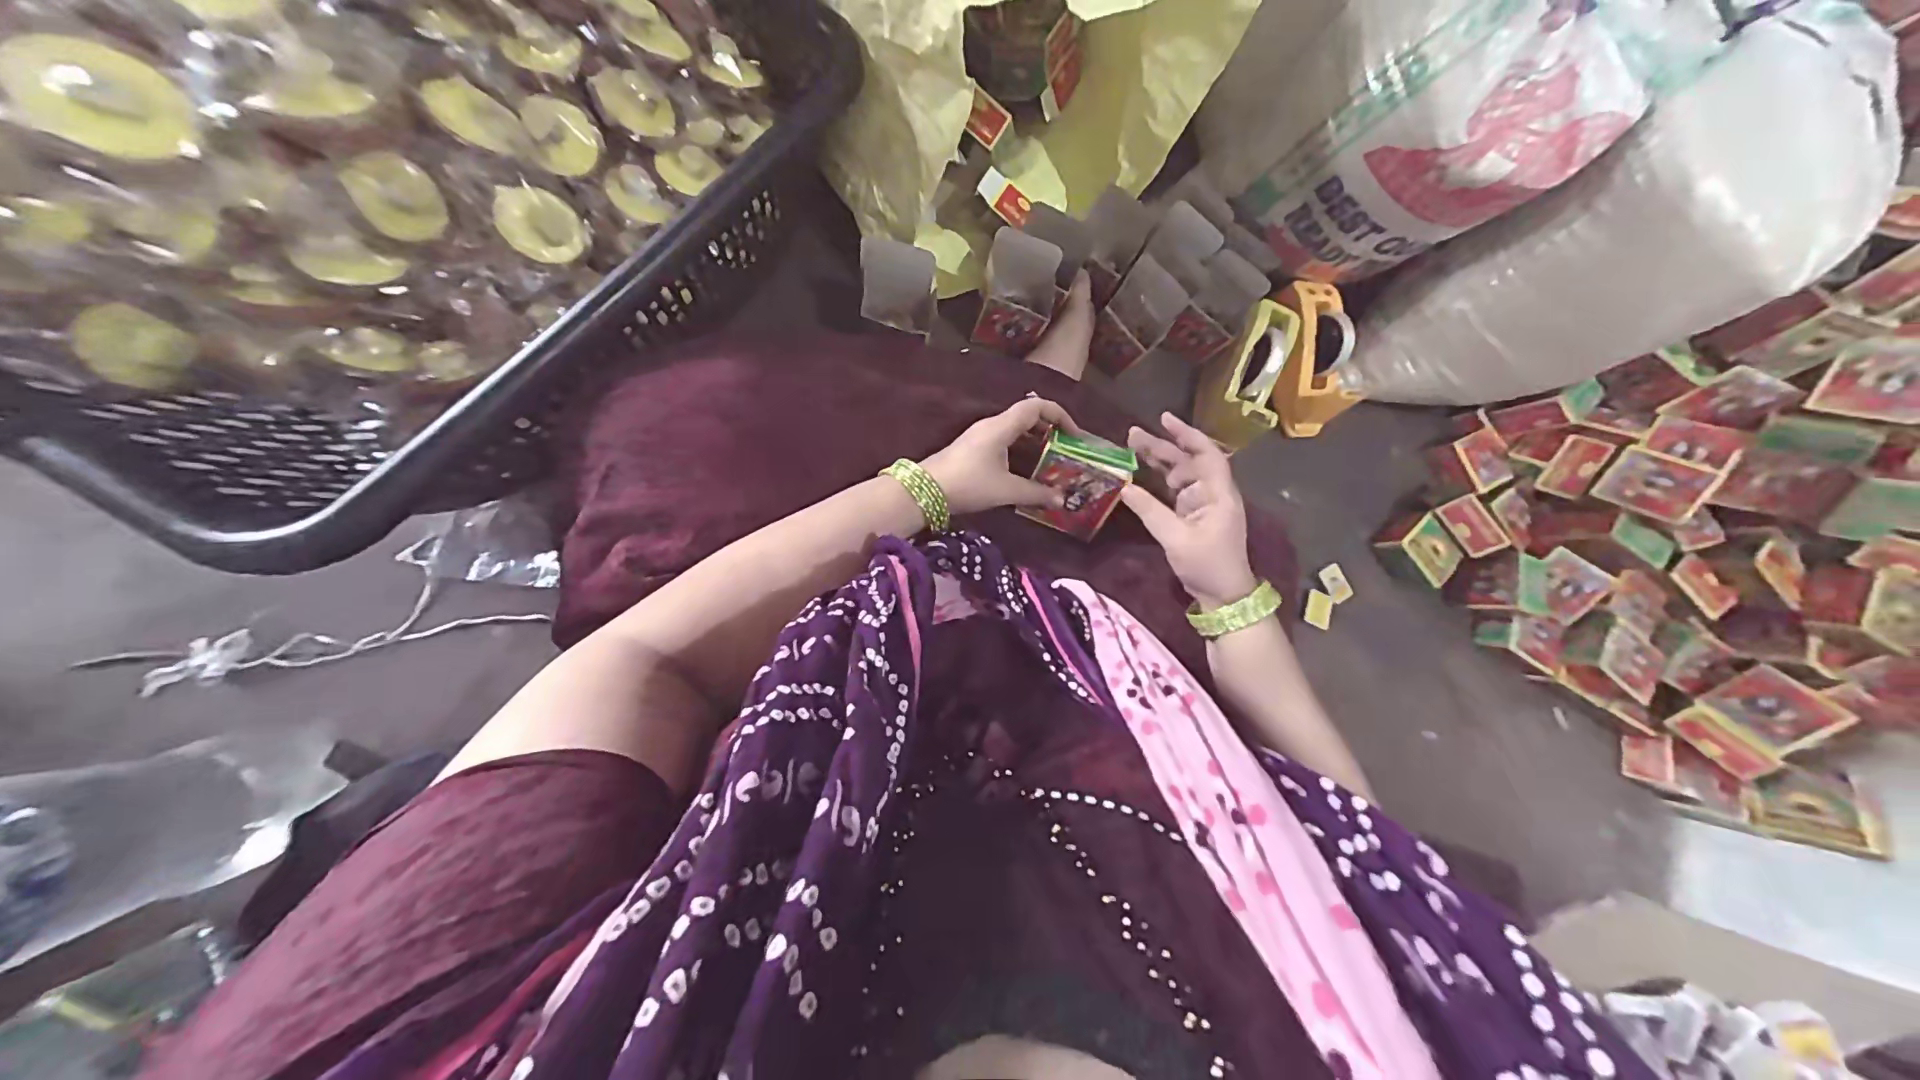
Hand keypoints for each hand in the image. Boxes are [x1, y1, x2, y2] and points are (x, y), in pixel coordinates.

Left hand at [922, 397, 1080, 515]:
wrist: (924, 491)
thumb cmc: (968, 484)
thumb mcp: (1006, 490)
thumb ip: (1036, 493)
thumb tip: (1062, 500)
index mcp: (1001, 426)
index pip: (1037, 406)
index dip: (1060, 415)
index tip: (1073, 435)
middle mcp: (991, 425)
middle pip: (1026, 415)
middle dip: (1049, 428)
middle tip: (1065, 448)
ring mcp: (979, 436)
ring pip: (1014, 428)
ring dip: (1034, 440)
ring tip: (1049, 459)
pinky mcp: (971, 448)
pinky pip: (1003, 439)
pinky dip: (1019, 448)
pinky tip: (1024, 468)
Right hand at [1121, 413, 1259, 608]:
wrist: (1224, 595)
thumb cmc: (1208, 565)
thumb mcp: (1176, 539)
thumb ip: (1150, 512)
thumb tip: (1124, 488)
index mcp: (1219, 494)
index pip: (1206, 454)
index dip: (1186, 434)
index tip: (1164, 419)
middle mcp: (1213, 493)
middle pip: (1188, 461)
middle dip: (1163, 446)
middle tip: (1132, 435)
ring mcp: (1204, 504)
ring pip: (1181, 474)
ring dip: (1159, 461)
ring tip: (1133, 448)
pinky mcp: (1194, 516)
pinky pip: (1176, 491)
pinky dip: (1160, 481)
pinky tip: (1143, 474)